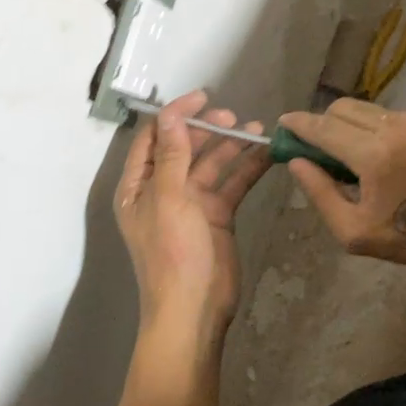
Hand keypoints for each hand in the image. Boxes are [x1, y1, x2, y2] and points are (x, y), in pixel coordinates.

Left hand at [114, 90, 272, 335]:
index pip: (154, 137)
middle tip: (233, 118)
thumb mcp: (169, 200)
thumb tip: (169, 115)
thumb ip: (172, 156)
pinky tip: (266, 155)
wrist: (194, 309)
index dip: (175, 114)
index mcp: (138, 186)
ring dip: (231, 146)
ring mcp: (191, 203)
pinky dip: (247, 169)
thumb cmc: (172, 254)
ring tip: (255, 129)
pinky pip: (232, 184)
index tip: (204, 97)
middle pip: (184, 147)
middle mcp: (162, 190)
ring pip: (212, 164)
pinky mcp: (216, 216)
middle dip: (206, 128)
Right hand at [278, 98, 405, 274]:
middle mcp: (394, 127)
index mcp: (374, 156)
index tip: (283, 124)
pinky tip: (379, 152)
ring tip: (349, 153)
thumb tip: (296, 162)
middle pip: (341, 109)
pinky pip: (388, 114)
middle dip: (322, 123)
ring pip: (365, 108)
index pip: (323, 128)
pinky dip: (374, 127)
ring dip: (348, 124)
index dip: (299, 124)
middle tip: (316, 147)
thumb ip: (320, 193)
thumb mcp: (353, 230)